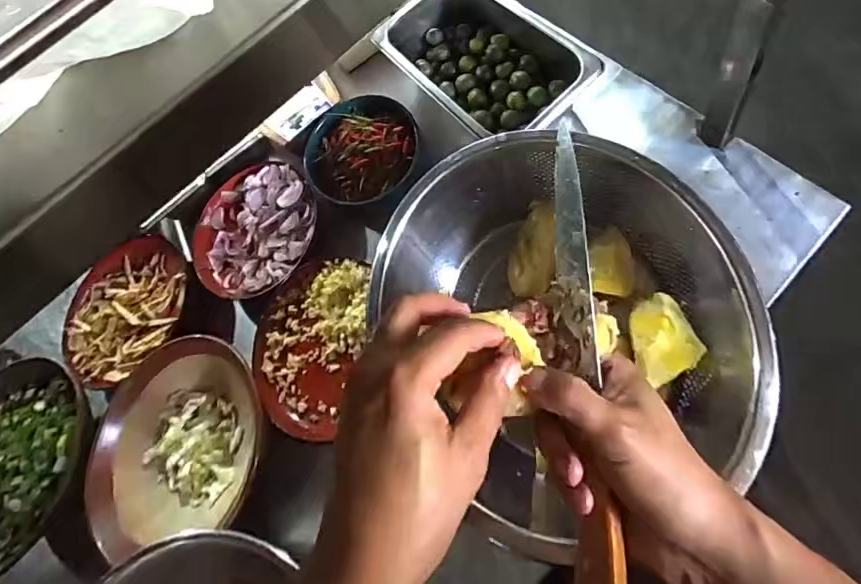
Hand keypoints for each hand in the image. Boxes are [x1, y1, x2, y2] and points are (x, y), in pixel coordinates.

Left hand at [307, 294, 518, 583]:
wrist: (362, 553)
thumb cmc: (421, 511)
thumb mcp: (467, 458)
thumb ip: (488, 401)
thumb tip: (508, 361)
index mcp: (404, 378)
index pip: (450, 333)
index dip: (483, 330)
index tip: (508, 337)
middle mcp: (374, 365)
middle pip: (407, 310)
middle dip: (443, 306)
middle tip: (475, 320)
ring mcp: (357, 378)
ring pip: (389, 326)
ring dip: (423, 322)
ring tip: (459, 342)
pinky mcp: (352, 394)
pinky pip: (380, 349)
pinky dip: (406, 342)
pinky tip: (432, 367)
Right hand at [526, 355, 802, 583]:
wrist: (697, 543)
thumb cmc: (663, 470)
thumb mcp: (613, 427)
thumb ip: (567, 395)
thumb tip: (524, 372)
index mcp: (610, 374)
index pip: (563, 349)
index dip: (537, 358)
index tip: (512, 372)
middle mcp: (598, 398)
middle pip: (548, 398)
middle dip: (556, 437)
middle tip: (572, 463)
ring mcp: (593, 434)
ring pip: (551, 434)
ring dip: (563, 465)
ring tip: (584, 491)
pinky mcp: (590, 469)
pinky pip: (560, 464)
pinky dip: (570, 485)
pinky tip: (588, 505)